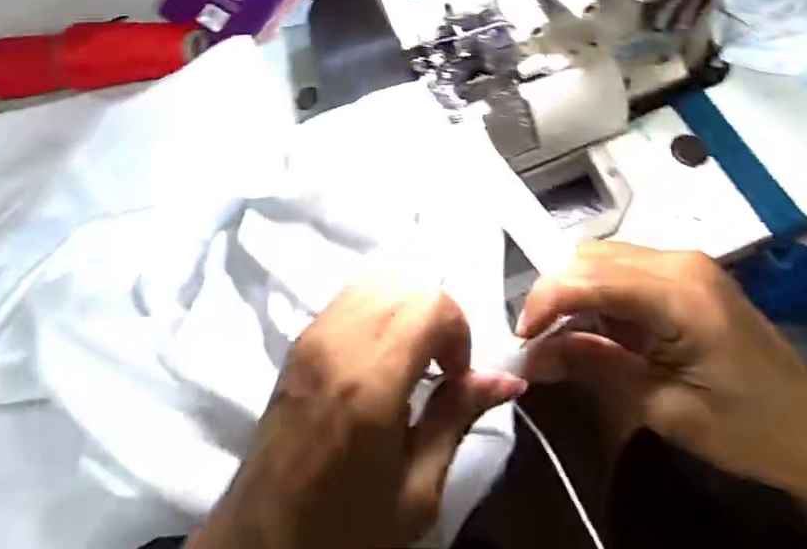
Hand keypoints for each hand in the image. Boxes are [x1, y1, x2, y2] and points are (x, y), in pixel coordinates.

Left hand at [189, 283, 525, 548]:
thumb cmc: (343, 531)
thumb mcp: (415, 492)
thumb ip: (457, 418)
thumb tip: (509, 379)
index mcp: (369, 382)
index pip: (432, 306)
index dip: (459, 333)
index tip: (457, 377)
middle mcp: (337, 345)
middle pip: (410, 287)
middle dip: (439, 318)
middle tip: (441, 368)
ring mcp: (311, 338)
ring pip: (380, 282)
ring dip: (409, 309)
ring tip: (412, 358)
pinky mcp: (297, 343)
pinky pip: (352, 296)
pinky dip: (381, 308)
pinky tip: (383, 352)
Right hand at [515, 242, 806, 495]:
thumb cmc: (744, 428)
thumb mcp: (663, 408)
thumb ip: (596, 368)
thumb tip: (533, 357)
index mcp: (679, 292)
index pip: (593, 275)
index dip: (548, 298)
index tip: (520, 338)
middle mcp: (681, 261)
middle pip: (596, 256)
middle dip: (558, 292)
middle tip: (538, 344)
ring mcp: (689, 263)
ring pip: (610, 258)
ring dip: (579, 292)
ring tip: (563, 340)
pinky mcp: (691, 275)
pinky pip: (631, 270)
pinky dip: (605, 294)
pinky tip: (600, 330)